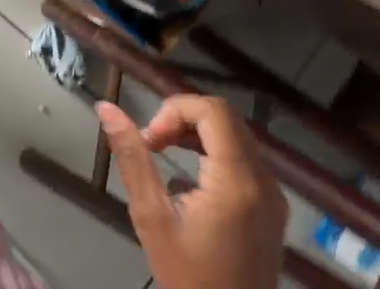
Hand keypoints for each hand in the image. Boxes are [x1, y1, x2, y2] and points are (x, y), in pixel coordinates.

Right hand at [98, 95, 287, 288]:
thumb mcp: (151, 216)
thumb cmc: (188, 276)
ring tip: (161, 153)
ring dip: (194, 132)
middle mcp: (265, 182)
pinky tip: (186, 175)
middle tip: (151, 143)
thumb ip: (131, 157)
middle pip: (224, 117)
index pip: (213, 111)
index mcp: (238, 182)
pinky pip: (243, 158)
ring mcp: (273, 195)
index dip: (174, 109)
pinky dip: (212, 151)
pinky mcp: (272, 207)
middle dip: (181, 118)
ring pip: (234, 135)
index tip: (149, 139)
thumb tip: (106, 107)